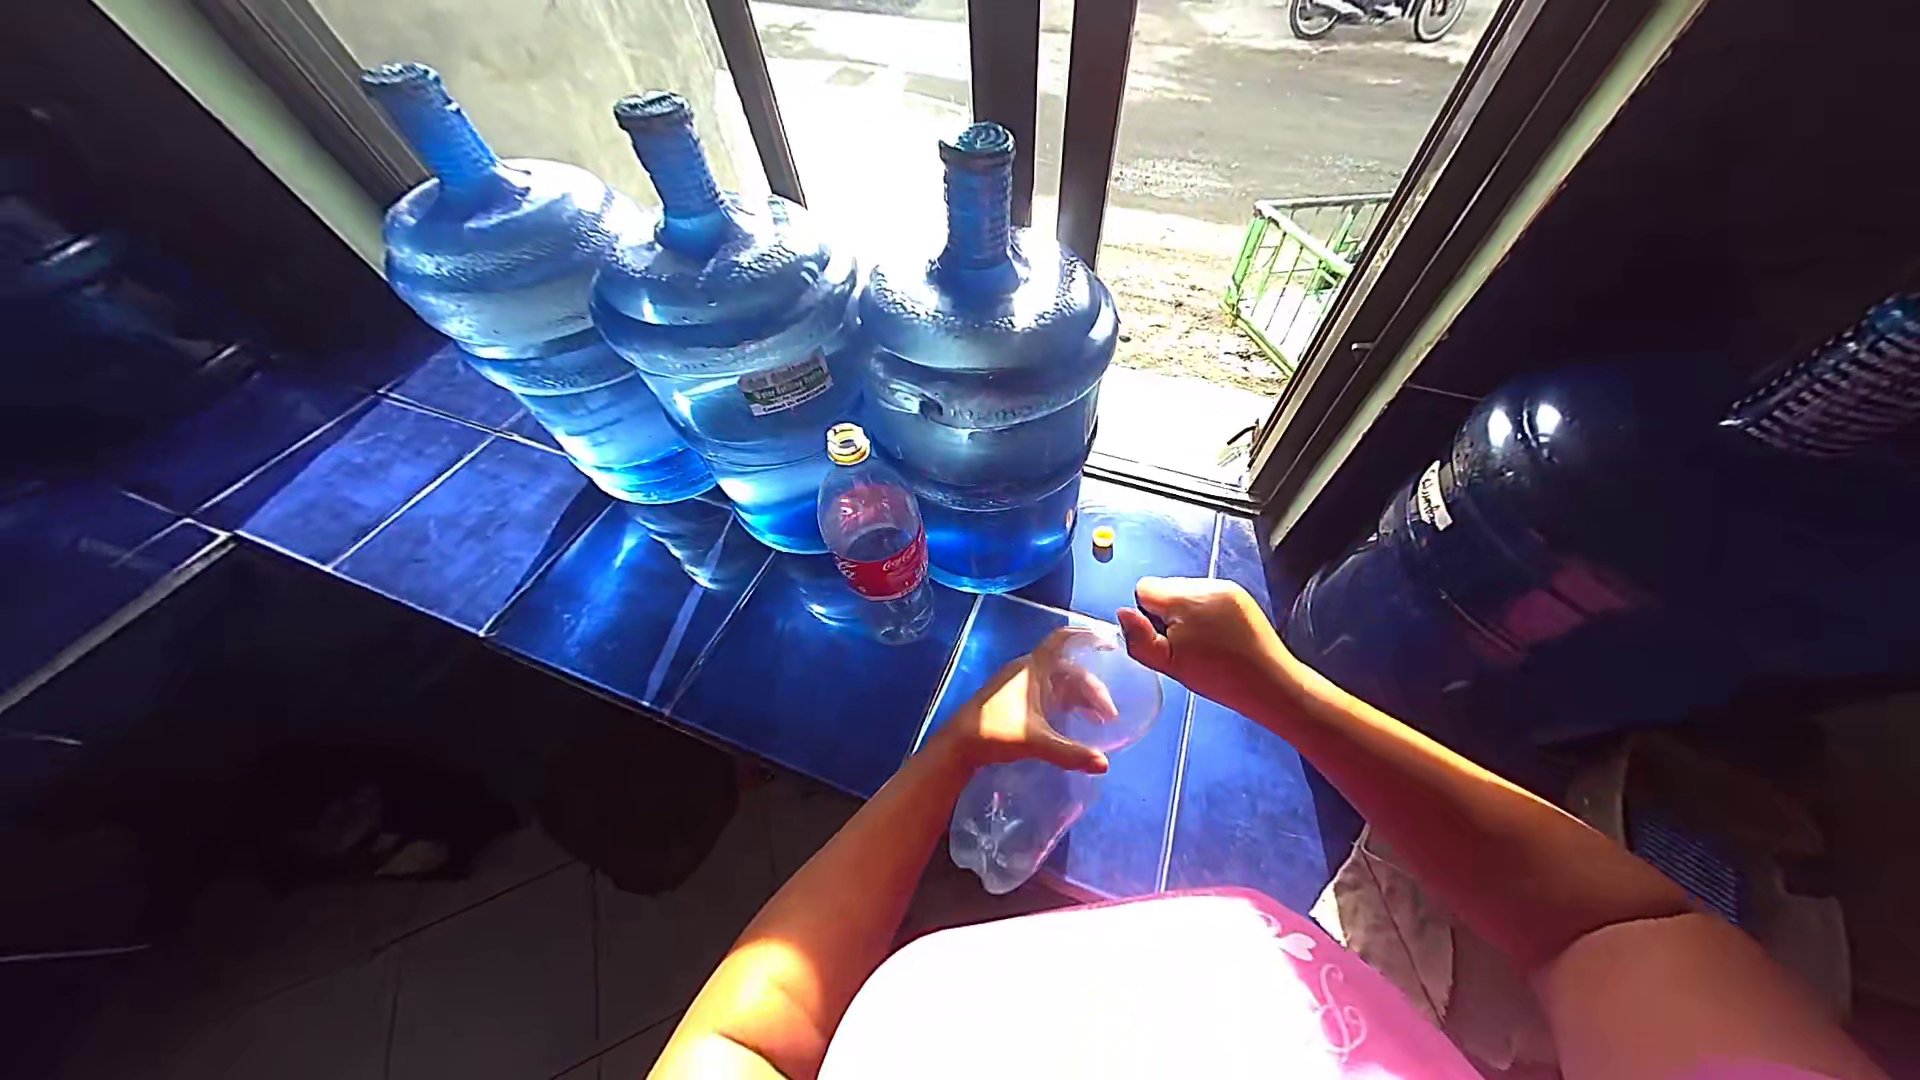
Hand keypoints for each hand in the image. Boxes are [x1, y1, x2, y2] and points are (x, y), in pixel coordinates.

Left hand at [930, 629, 1110, 774]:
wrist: (958, 744)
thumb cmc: (995, 732)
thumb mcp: (1035, 742)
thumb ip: (1070, 753)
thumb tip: (1104, 764)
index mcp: (1032, 668)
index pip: (1062, 640)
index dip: (1085, 636)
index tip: (1109, 642)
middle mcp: (1027, 670)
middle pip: (1068, 669)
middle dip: (1091, 688)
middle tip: (1109, 715)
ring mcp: (1020, 684)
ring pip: (1059, 683)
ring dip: (1080, 698)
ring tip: (1098, 721)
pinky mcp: (1016, 699)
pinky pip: (1049, 693)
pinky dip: (1066, 703)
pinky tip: (1075, 722)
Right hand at [1117, 577, 1292, 718]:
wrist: (1270, 683)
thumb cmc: (1220, 677)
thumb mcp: (1168, 665)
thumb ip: (1138, 639)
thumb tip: (1123, 613)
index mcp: (1185, 600)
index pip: (1143, 588)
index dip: (1146, 614)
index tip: (1164, 638)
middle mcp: (1205, 585)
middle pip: (1163, 587)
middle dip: (1166, 611)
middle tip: (1182, 643)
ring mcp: (1223, 587)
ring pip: (1183, 590)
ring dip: (1184, 610)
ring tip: (1201, 640)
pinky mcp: (1237, 593)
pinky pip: (1204, 593)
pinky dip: (1202, 610)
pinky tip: (1214, 634)